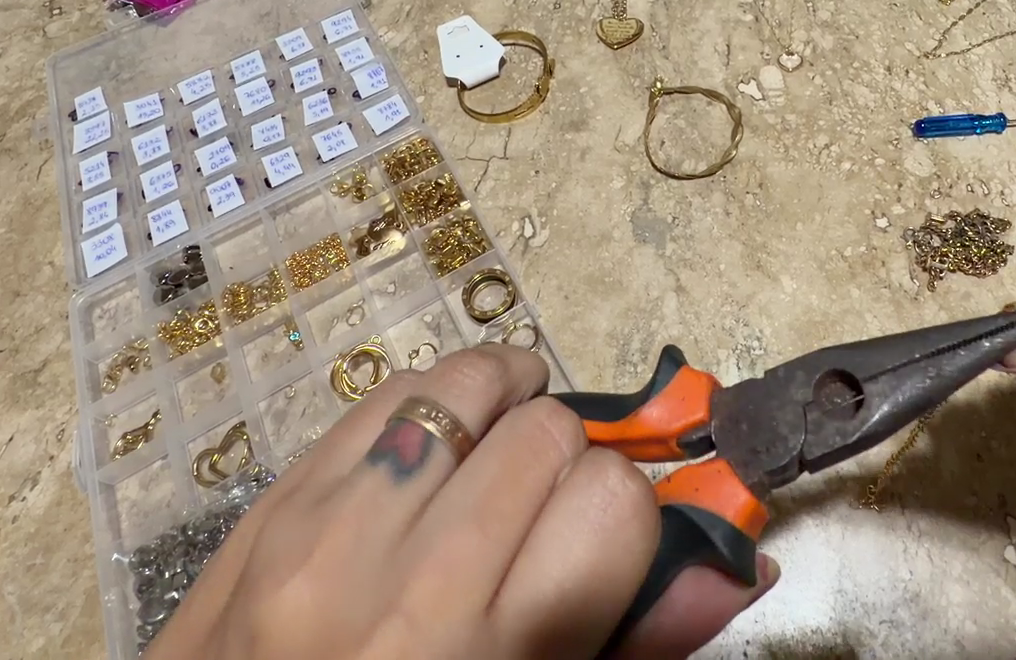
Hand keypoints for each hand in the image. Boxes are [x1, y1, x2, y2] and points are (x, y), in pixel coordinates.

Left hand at [143, 345, 774, 659]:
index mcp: (496, 652)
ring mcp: (329, 528)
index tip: (593, 533)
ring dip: (503, 404)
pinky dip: (432, 402)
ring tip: (493, 443)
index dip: (618, 508)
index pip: (612, 500)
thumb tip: (739, 562)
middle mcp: (411, 582)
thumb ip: (641, 641)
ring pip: (468, 383)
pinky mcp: (275, 496)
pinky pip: (390, 392)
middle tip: (536, 503)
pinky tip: (432, 441)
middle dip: (561, 459)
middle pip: (547, 431)